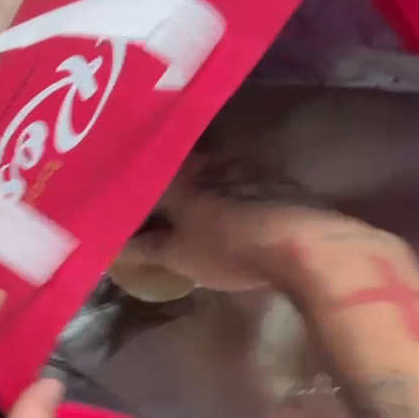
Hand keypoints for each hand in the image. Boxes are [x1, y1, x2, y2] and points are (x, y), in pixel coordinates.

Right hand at [120, 176, 404, 292]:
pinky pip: (237, 183)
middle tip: (147, 212)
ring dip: (195, 191)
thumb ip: (142, 248)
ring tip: (183, 213)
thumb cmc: (228, 248)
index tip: (115, 209)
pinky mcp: (278, 181)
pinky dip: (223, 196)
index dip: (127, 196)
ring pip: (209, 176)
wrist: (307, 246)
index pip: (142, 179)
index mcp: (179, 175)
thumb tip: (110, 247)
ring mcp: (248, 167)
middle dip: (160, 190)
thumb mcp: (176, 256)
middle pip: (176, 173)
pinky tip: (222, 214)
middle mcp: (211, 161)